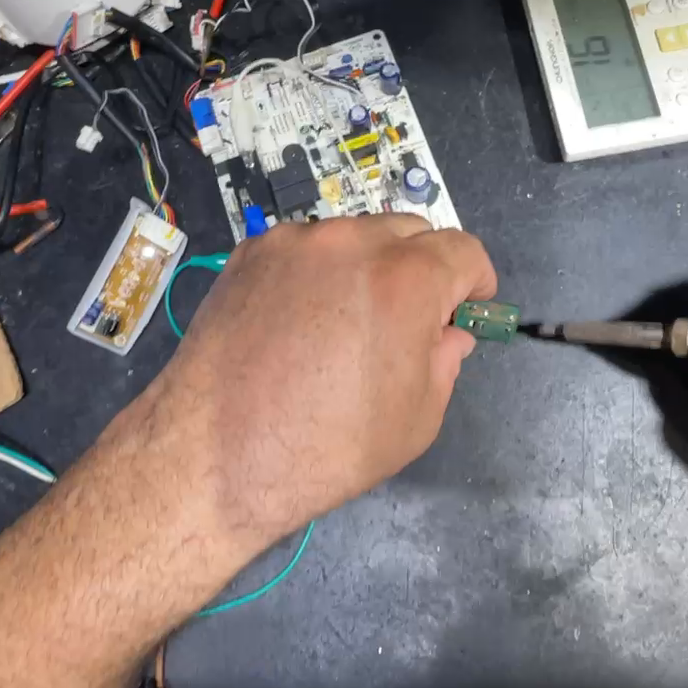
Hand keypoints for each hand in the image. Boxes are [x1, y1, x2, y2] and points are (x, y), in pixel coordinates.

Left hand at [122, 214, 495, 553]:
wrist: (213, 454)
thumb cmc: (326, 448)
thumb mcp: (415, 418)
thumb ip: (445, 361)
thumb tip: (447, 334)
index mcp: (405, 279)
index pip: (463, 250)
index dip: (474, 281)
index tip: (467, 306)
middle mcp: (351, 241)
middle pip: (410, 233)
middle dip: (422, 269)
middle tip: (407, 319)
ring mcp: (294, 241)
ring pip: (354, 236)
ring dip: (367, 266)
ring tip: (342, 322)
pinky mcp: (250, 252)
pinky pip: (305, 248)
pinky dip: (316, 271)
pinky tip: (295, 319)